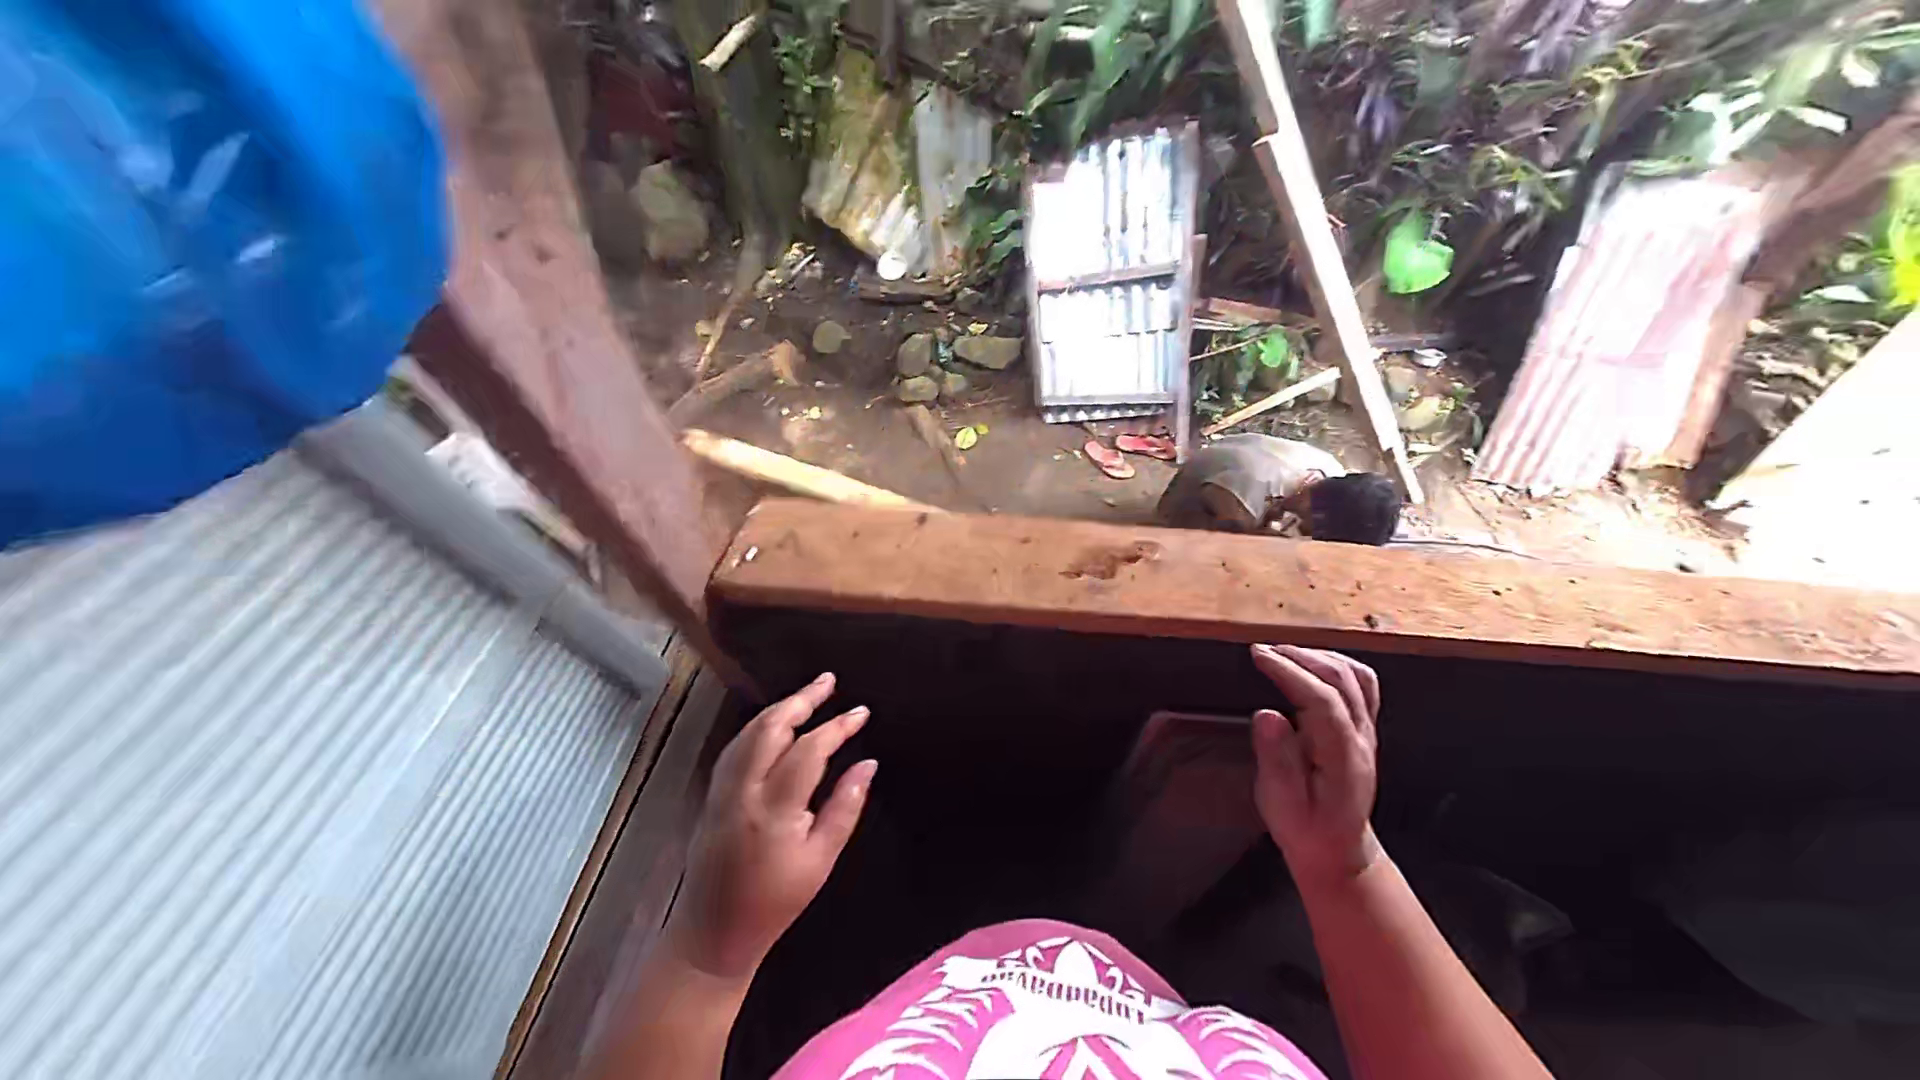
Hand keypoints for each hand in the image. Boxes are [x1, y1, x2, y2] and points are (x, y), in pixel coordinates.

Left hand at [663, 672, 876, 979]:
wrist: (712, 935)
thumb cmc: (775, 902)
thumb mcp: (821, 860)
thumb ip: (845, 807)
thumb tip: (868, 763)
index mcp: (774, 810)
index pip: (809, 750)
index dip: (837, 727)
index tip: (860, 713)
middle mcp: (743, 791)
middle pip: (770, 728)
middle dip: (802, 699)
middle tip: (828, 681)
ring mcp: (721, 790)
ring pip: (748, 733)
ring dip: (779, 708)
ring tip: (808, 694)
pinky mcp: (711, 795)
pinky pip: (735, 747)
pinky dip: (758, 726)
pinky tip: (774, 722)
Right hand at [1249, 644, 1384, 891]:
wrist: (1337, 850)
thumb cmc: (1306, 829)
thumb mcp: (1282, 802)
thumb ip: (1275, 759)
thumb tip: (1266, 715)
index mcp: (1342, 756)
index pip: (1322, 699)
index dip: (1290, 672)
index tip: (1258, 656)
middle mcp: (1361, 738)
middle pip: (1342, 680)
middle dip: (1300, 657)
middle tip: (1262, 651)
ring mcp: (1367, 732)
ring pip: (1356, 677)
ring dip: (1318, 656)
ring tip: (1282, 653)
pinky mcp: (1363, 728)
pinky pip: (1360, 684)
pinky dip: (1334, 664)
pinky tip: (1309, 664)